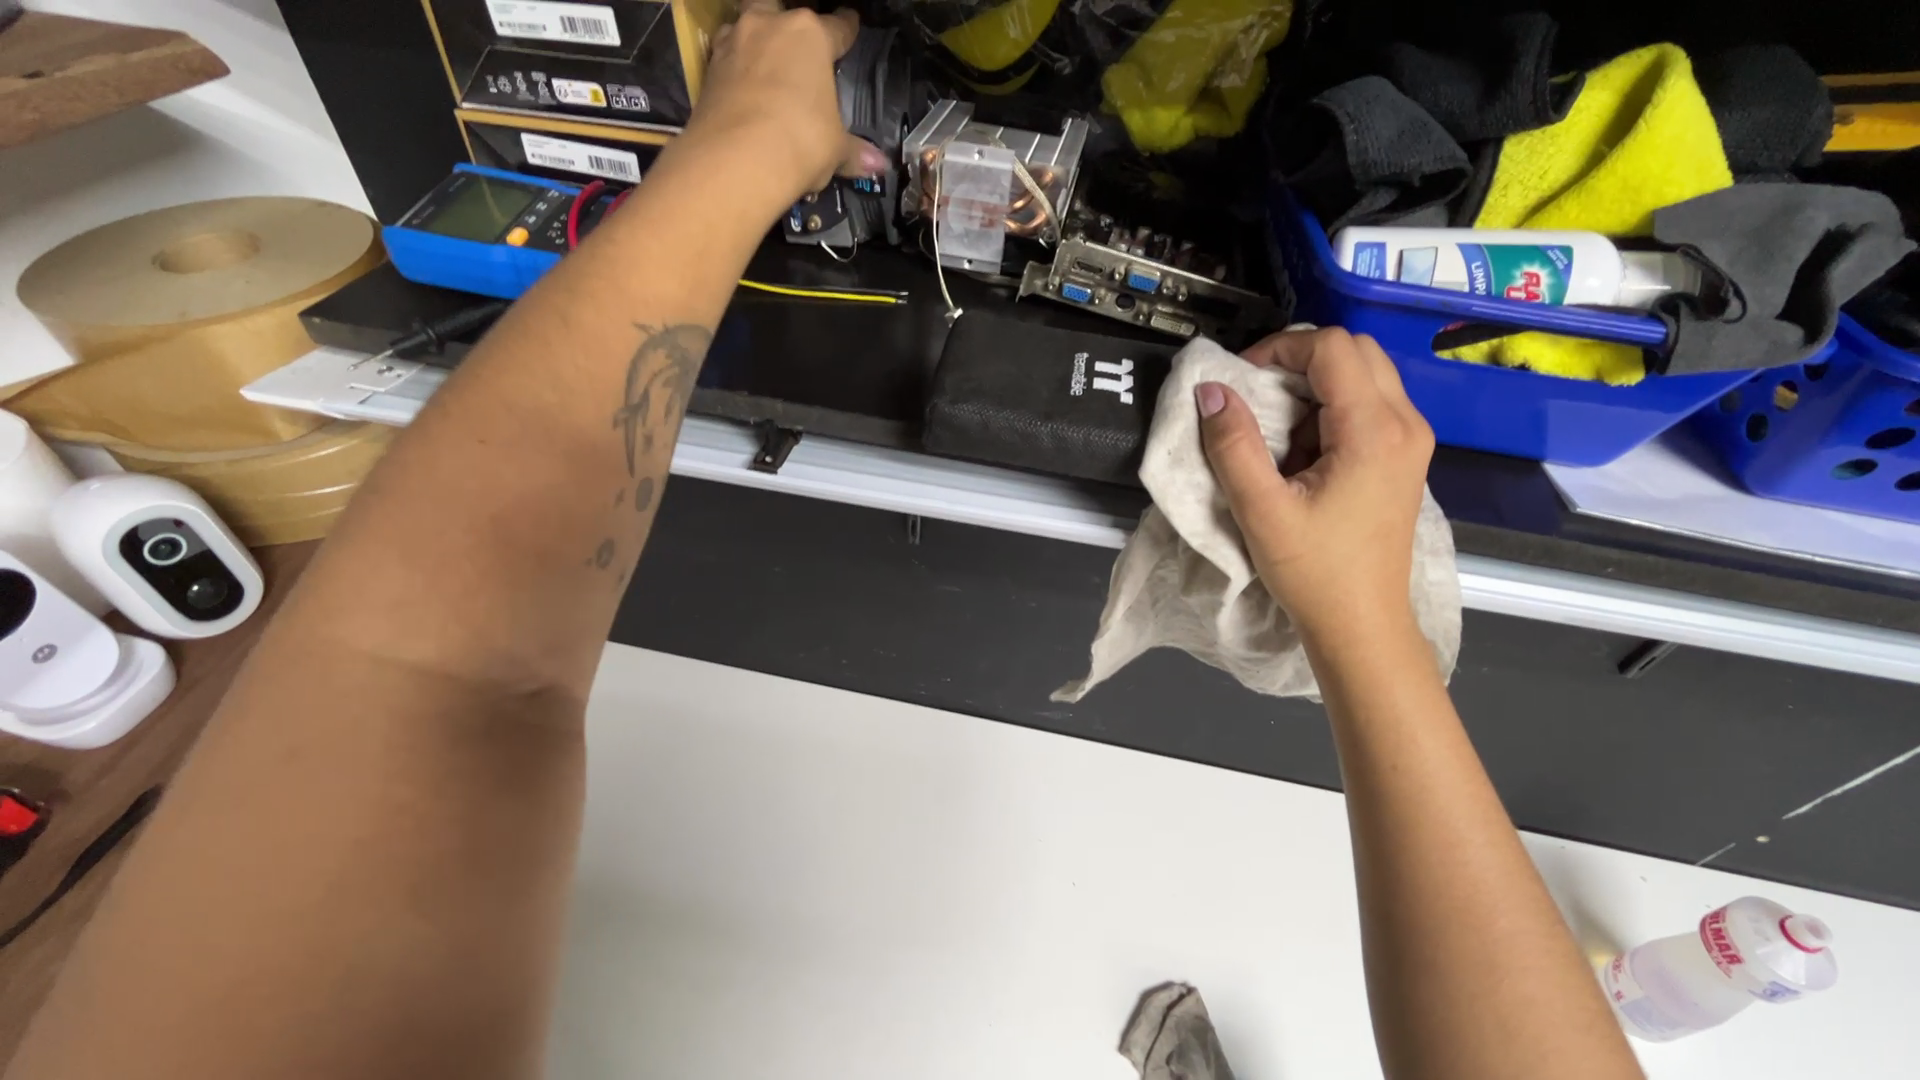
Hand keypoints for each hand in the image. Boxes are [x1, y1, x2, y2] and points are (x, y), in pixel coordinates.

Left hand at [682, 0, 885, 204]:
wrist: (737, 158)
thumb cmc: (801, 141)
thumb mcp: (836, 151)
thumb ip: (854, 152)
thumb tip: (880, 164)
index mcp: (810, 35)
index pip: (836, 26)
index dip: (846, 29)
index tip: (850, 25)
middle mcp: (769, 26)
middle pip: (780, 9)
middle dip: (788, 22)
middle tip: (795, 41)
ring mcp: (734, 43)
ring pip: (745, 23)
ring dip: (754, 37)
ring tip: (762, 58)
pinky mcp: (707, 68)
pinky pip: (725, 57)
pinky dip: (733, 68)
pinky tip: (739, 86)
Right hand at [1195, 328, 1433, 648]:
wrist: (1362, 622)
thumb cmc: (1313, 571)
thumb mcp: (1260, 509)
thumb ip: (1232, 444)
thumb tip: (1209, 389)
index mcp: (1374, 430)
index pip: (1333, 347)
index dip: (1281, 348)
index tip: (1241, 380)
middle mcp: (1405, 423)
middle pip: (1356, 349)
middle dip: (1300, 359)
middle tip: (1257, 393)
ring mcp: (1411, 439)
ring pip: (1366, 373)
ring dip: (1316, 382)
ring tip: (1277, 423)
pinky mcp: (1404, 456)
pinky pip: (1371, 402)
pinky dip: (1332, 405)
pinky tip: (1303, 447)